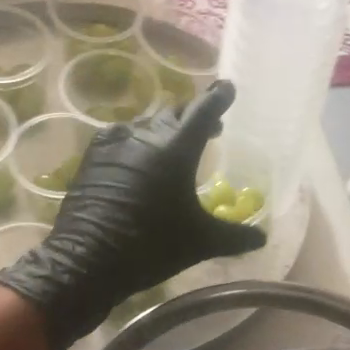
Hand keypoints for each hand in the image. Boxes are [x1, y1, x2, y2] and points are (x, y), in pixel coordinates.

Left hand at [0, 80, 262, 349]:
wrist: (88, 260)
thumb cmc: (151, 247)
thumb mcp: (201, 243)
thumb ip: (235, 236)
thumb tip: (261, 238)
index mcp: (176, 148)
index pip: (204, 110)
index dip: (219, 98)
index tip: (228, 89)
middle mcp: (145, 134)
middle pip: (175, 114)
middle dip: (194, 117)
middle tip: (210, 128)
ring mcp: (115, 142)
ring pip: (147, 124)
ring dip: (165, 131)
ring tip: (175, 147)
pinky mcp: (93, 156)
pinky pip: (122, 139)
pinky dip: (138, 143)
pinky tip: (141, 161)